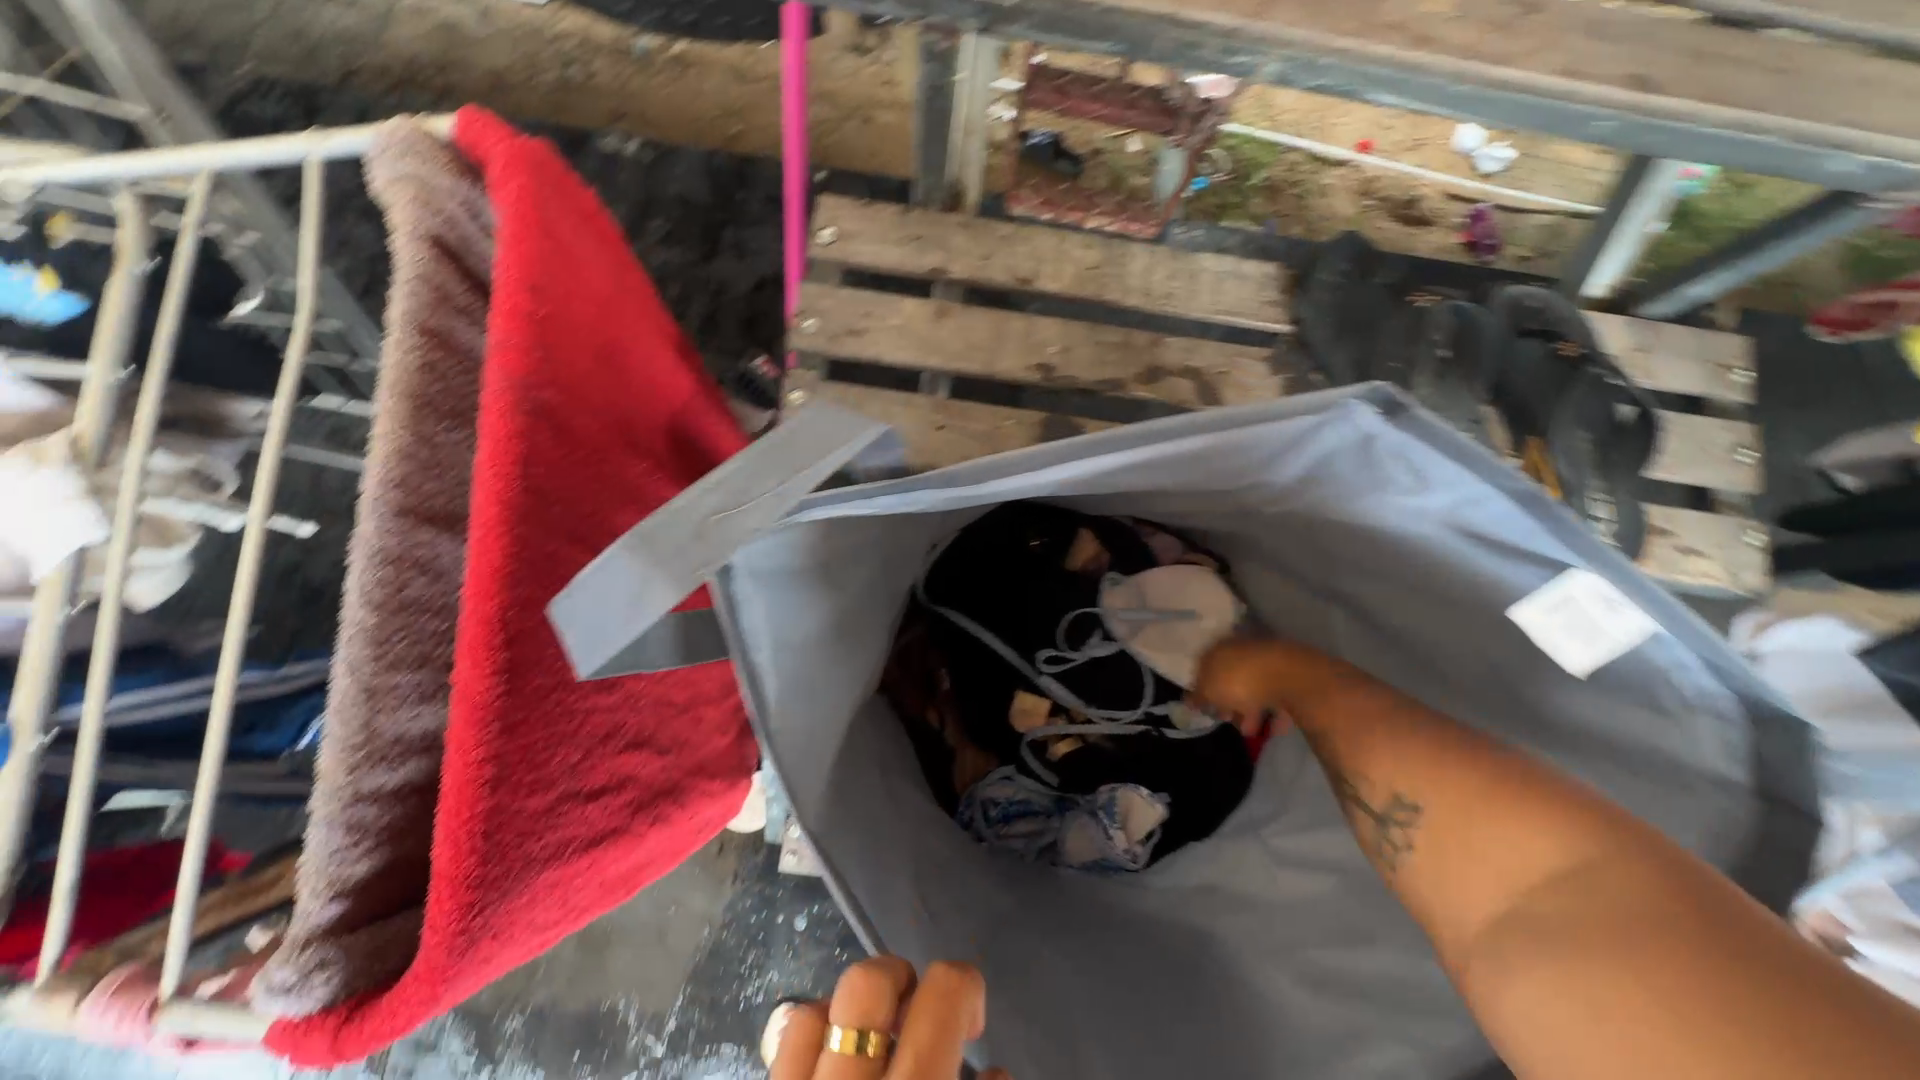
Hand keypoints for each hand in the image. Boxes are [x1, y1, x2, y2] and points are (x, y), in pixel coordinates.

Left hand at [764, 956, 1010, 1079]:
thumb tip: (992, 1071)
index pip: (944, 994)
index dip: (966, 990)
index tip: (973, 1025)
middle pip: (870, 982)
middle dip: (903, 985)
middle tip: (920, 1022)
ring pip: (815, 1011)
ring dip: (849, 1017)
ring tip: (875, 1042)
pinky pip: (785, 1045)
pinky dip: (813, 1038)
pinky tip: (835, 1061)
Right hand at [1192, 637, 1348, 733]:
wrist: (1291, 678)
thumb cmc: (1240, 682)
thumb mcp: (1208, 692)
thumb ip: (1197, 696)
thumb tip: (1187, 700)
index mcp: (1221, 648)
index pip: (1206, 665)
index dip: (1202, 687)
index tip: (1203, 706)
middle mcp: (1244, 650)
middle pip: (1231, 677)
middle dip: (1228, 700)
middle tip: (1226, 719)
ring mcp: (1270, 661)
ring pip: (1256, 687)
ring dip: (1251, 710)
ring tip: (1250, 732)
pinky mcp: (1292, 676)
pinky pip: (1278, 697)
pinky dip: (1274, 713)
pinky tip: (1272, 729)